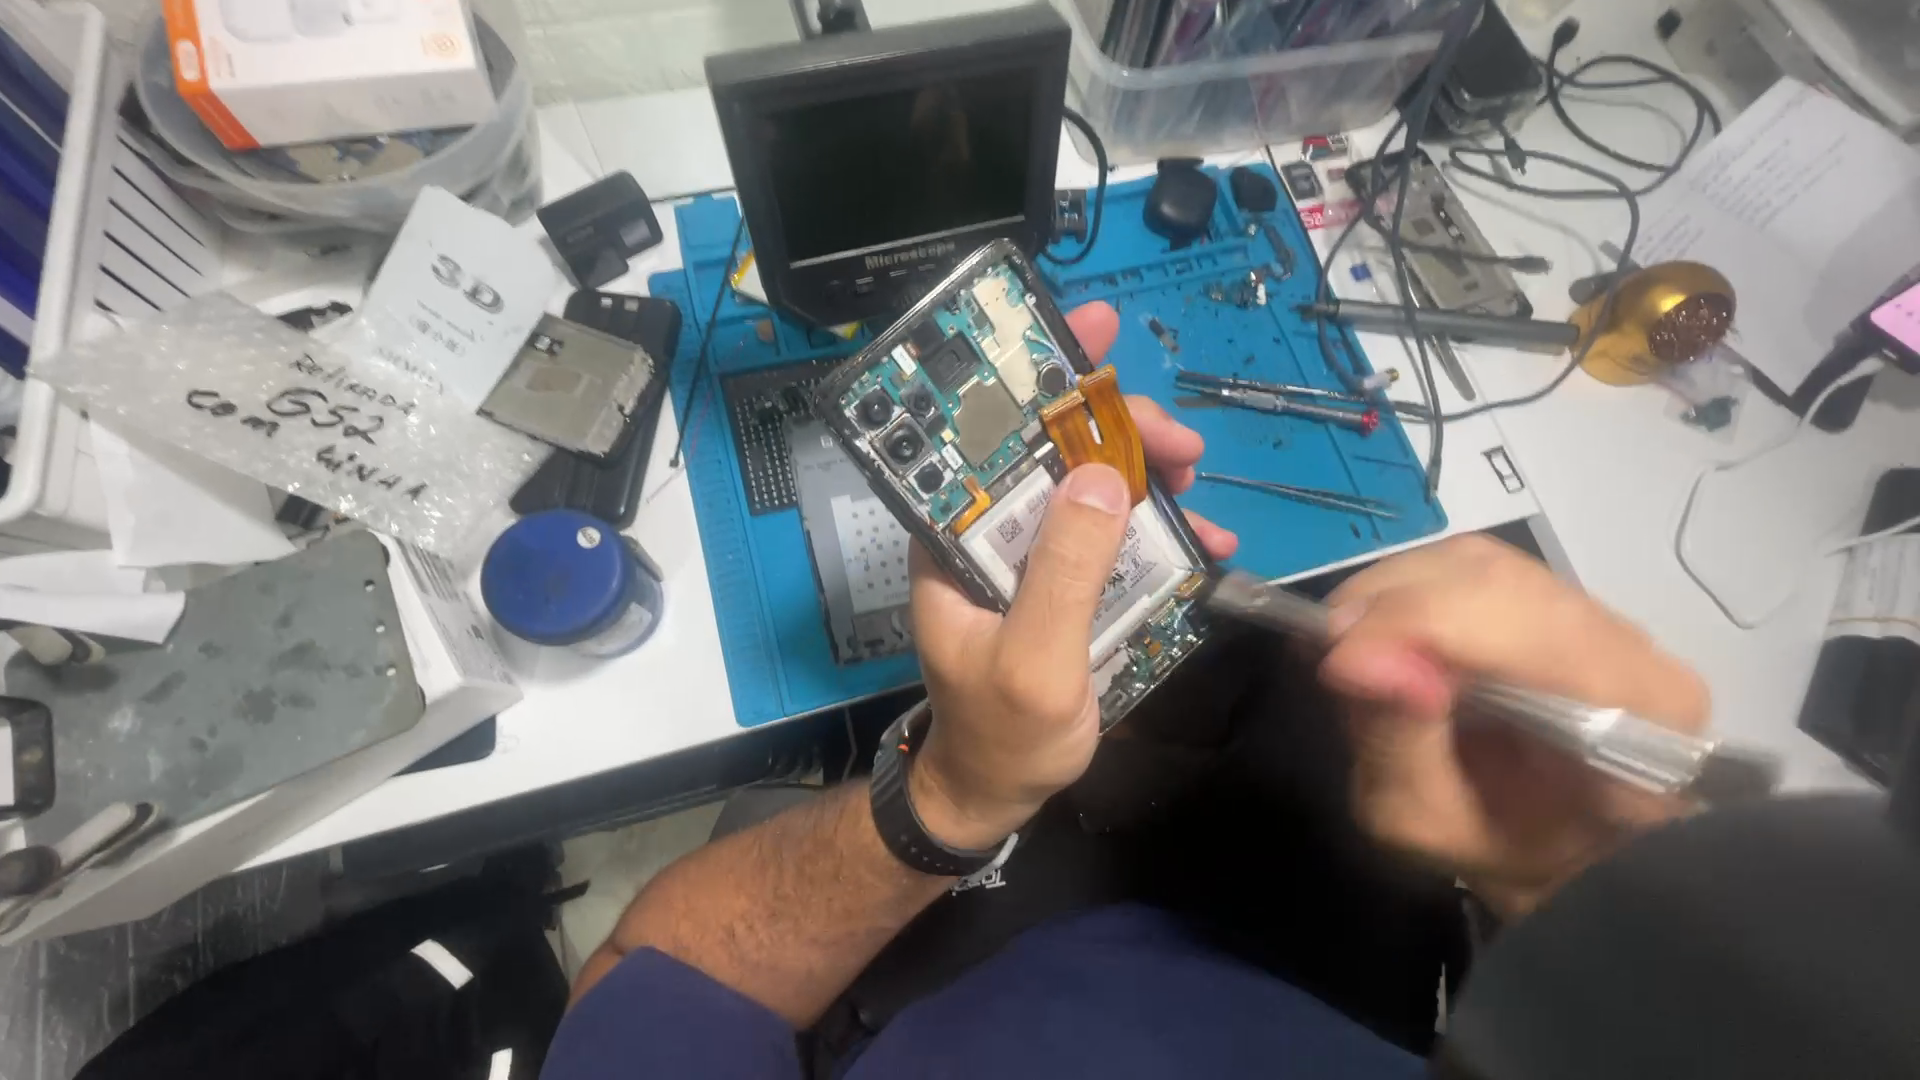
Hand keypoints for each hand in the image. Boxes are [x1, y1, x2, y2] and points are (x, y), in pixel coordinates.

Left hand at [906, 301, 1237, 851]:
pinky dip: (1159, 529)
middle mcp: (989, 536)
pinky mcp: (1065, 580)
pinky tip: (1207, 541)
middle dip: (1115, 431)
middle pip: (1049, 452)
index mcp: (956, 542)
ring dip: (1146, 474)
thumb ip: (1063, 574)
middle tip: (1179, 446)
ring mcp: (1031, 556)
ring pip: (1088, 486)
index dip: (1029, 375)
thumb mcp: (1033, 663)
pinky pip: (1114, 535)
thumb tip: (1101, 474)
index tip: (1084, 330)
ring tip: (1196, 484)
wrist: (998, 790)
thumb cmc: (1001, 734)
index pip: (983, 438)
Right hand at [1320, 536, 1710, 915]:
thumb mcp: (1421, 823)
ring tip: (1350, 644)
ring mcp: (1595, 614)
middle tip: (1329, 650)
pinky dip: (1401, 589)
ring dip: (1390, 594)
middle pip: (1493, 580)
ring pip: (1473, 562)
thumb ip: (1393, 741)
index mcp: (1632, 720)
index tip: (1336, 659)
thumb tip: (1353, 658)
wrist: (1544, 847)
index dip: (1419, 625)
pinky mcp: (1552, 599)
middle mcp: (1631, 648)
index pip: (1527, 628)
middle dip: (1391, 606)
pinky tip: (1377, 630)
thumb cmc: (1491, 847)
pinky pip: (1464, 566)